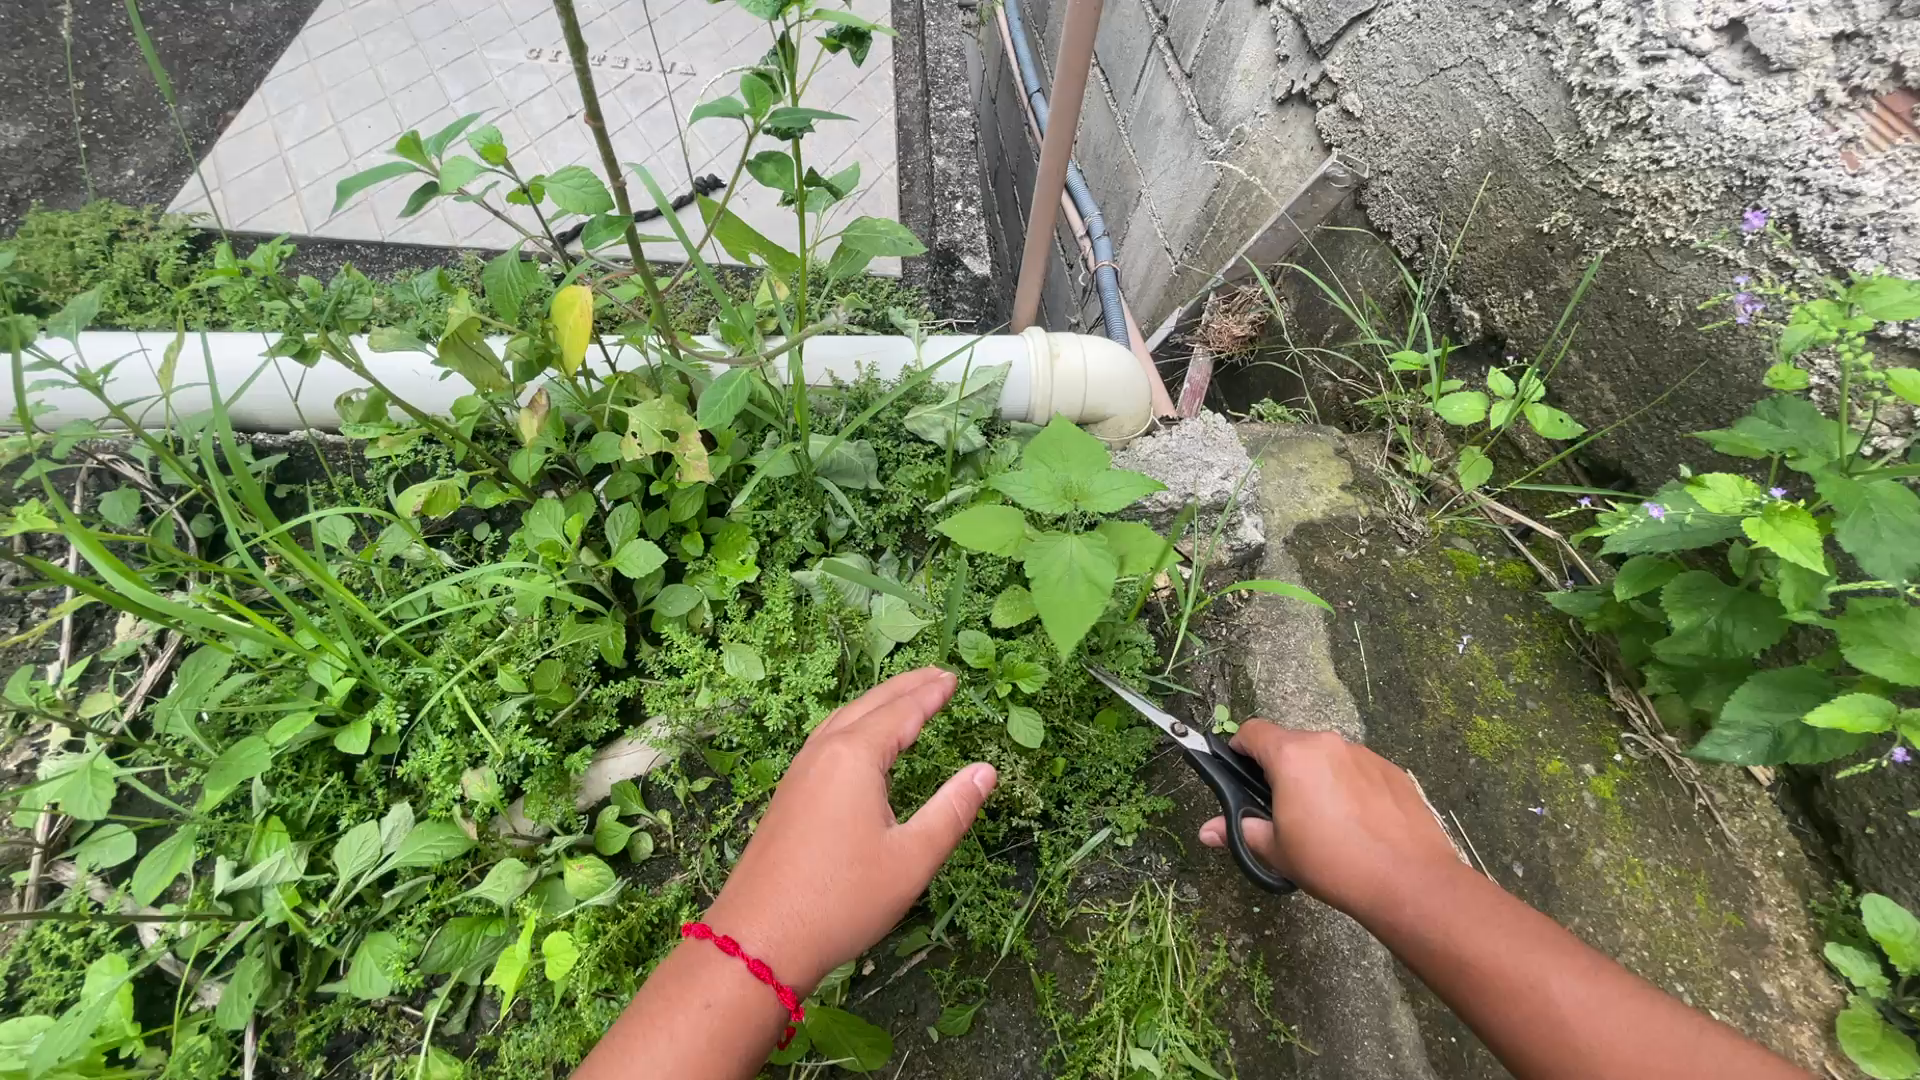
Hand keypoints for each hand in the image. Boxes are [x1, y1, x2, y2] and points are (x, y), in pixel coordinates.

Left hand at [702, 667, 995, 991]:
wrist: (757, 940)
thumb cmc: (842, 899)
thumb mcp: (911, 859)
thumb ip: (952, 810)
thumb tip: (986, 770)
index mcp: (855, 757)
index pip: (902, 712)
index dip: (930, 694)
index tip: (954, 678)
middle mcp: (825, 751)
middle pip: (871, 704)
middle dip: (906, 687)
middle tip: (936, 674)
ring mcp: (801, 770)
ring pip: (845, 717)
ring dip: (878, 701)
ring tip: (904, 695)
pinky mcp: (790, 791)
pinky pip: (828, 736)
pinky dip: (855, 721)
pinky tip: (859, 737)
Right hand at [1197, 721, 1461, 917]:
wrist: (1411, 883)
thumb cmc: (1334, 864)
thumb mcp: (1278, 851)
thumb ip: (1241, 831)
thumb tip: (1207, 832)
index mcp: (1291, 756)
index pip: (1253, 731)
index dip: (1240, 748)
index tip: (1240, 772)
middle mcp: (1326, 744)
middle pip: (1291, 743)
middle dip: (1281, 768)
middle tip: (1283, 806)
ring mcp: (1363, 755)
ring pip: (1326, 756)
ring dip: (1317, 776)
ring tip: (1326, 818)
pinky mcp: (1392, 771)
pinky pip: (1358, 770)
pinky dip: (1350, 786)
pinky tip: (1359, 823)